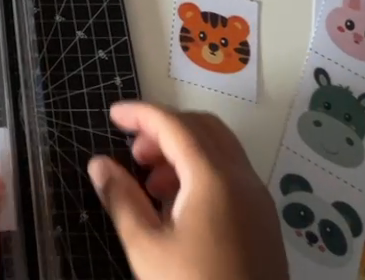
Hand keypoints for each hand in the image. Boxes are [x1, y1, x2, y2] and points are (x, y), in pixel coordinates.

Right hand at [88, 101, 288, 279]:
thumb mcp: (146, 249)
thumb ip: (121, 199)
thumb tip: (100, 164)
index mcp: (214, 179)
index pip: (174, 125)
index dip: (140, 114)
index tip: (113, 116)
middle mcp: (243, 181)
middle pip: (202, 128)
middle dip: (164, 129)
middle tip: (134, 152)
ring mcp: (259, 203)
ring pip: (220, 150)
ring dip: (183, 150)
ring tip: (152, 184)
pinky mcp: (264, 226)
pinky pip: (231, 175)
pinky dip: (201, 171)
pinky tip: (178, 206)